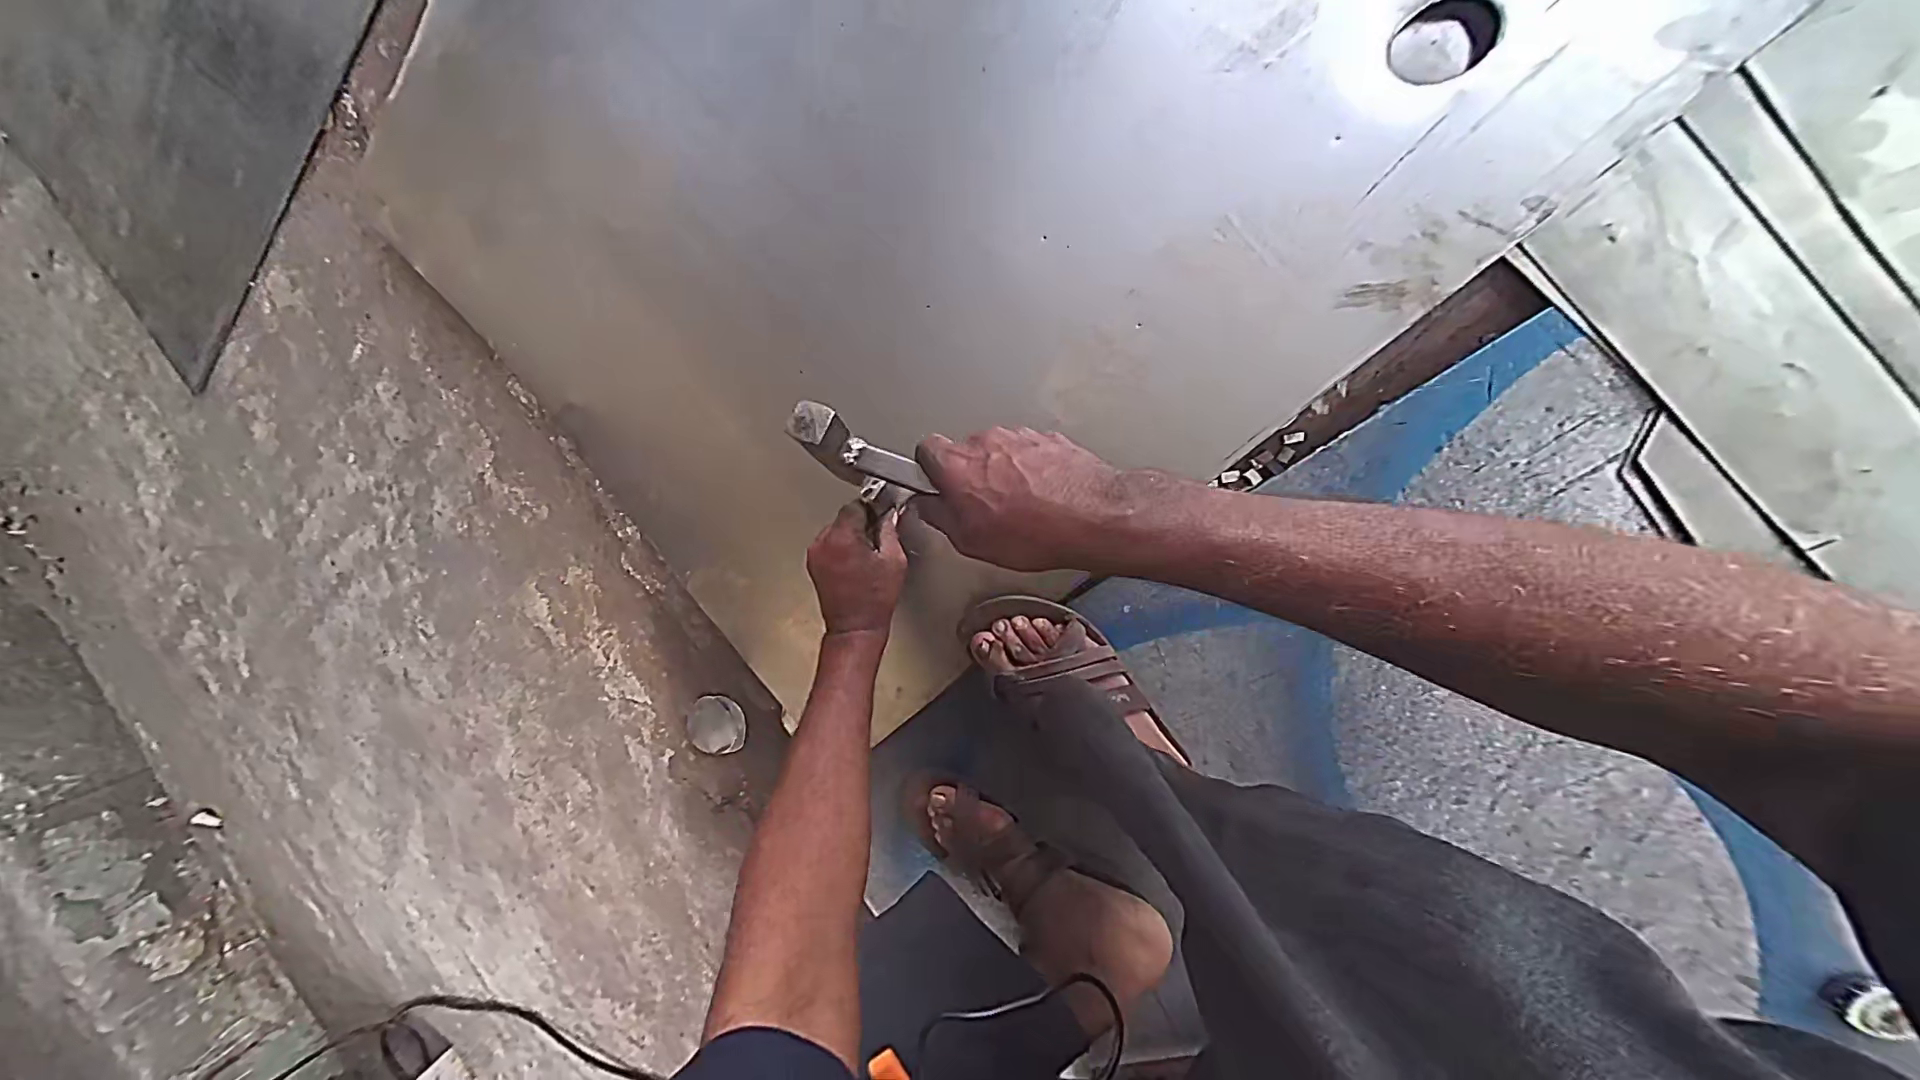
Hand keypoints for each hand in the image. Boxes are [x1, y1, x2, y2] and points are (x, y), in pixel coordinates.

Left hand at [807, 500, 908, 634]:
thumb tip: (889, 515)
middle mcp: (823, 543)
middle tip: (876, 543)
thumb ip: (890, 530)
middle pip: (843, 517)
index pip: (855, 506)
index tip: (881, 519)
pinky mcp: (813, 564)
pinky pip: (828, 544)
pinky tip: (854, 565)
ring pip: (835, 530)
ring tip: (865, 558)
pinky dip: (841, 549)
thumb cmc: (873, 600)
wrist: (855, 627)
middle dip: (861, 525)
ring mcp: (815, 554)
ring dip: (850, 537)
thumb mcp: (894, 560)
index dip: (872, 511)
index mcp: (842, 538)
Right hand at [913, 428, 1143, 571]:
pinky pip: (1027, 453)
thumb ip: (938, 517)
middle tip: (983, 506)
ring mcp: (1018, 436)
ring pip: (998, 452)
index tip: (938, 488)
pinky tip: (1041, 497)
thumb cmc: (1036, 531)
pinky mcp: (1046, 438)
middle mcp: (985, 442)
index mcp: (957, 465)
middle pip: (964, 451)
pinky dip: (1030, 470)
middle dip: (970, 475)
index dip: (930, 470)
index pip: (925, 450)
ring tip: (1020, 507)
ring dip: (1003, 473)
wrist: (1094, 517)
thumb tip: (927, 507)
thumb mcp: (971, 541)